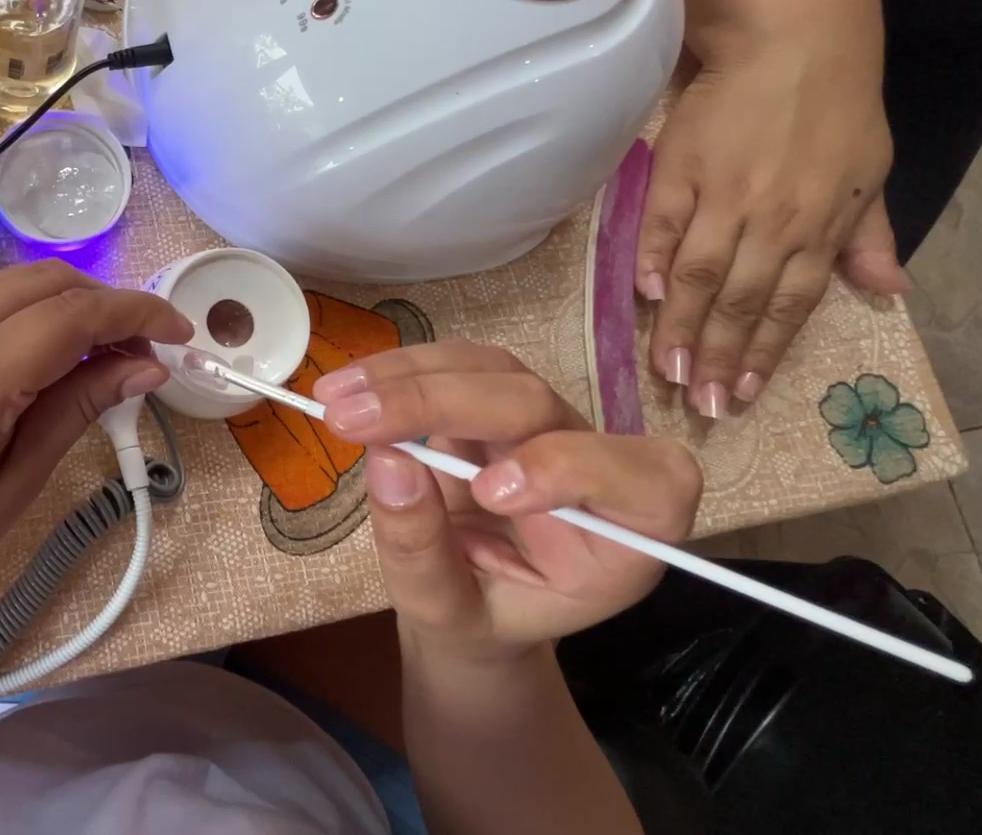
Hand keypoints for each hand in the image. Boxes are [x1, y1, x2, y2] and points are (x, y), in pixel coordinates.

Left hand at [0, 260, 191, 641]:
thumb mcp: (19, 483)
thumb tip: (147, 365)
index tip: (180, 331)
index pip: (68, 317)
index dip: (135, 313)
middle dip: (104, 301)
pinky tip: (51, 353)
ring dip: (68, 303)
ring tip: (106, 351)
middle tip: (145, 347)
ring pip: (11, 284)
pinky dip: (28, 314)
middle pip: (42, 282)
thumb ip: (80, 408)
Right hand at [313, 341, 702, 662]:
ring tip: (334, 399)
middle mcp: (591, 466)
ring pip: (489, 369)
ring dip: (406, 376)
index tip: (486, 493)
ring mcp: (540, 424)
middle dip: (436, 404)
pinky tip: (347, 388)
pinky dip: (396, 371)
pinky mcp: (490, 403)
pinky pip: (453, 365)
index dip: (571, 467)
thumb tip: (387, 458)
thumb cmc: (477, 616)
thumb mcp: (445, 612)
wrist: (471, 595)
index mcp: (620, 538)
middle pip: (533, 404)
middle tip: (350, 420)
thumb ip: (421, 551)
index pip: (646, 480)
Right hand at [641, 39, 907, 415]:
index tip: (742, 396)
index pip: (790, 304)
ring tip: (667, 370)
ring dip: (683, 326)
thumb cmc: (830, 109)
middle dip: (721, 356)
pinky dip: (653, 261)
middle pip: (742, 300)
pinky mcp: (678, 173)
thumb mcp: (872, 172)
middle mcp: (774, 219)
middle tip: (700, 404)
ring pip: (701, 274)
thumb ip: (867, 234)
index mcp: (821, 223)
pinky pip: (662, 226)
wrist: (793, 42)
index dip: (766, 354)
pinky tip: (645, 299)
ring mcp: (722, 196)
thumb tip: (883, 293)